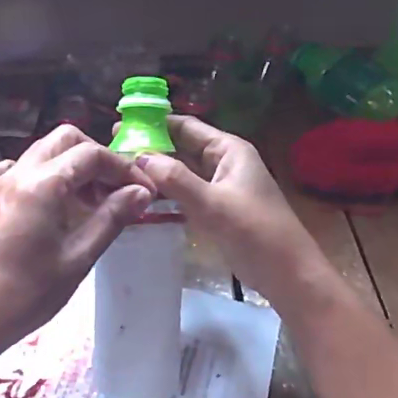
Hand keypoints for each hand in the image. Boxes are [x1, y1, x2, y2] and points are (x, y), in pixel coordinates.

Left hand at [0, 125, 152, 353]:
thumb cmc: (26, 293)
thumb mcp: (77, 257)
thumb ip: (110, 218)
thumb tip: (140, 192)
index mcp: (40, 183)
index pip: (91, 155)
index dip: (124, 168)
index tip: (145, 191)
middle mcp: (17, 174)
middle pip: (64, 141)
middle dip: (97, 158)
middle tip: (118, 191)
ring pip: (41, 153)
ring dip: (70, 166)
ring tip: (91, 202)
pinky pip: (15, 172)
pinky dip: (39, 176)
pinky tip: (48, 202)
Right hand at [135, 115, 329, 309]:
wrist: (287, 274)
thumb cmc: (256, 233)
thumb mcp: (212, 204)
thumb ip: (175, 179)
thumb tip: (138, 157)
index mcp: (229, 150)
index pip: (186, 126)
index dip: (153, 123)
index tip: (119, 126)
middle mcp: (223, 162)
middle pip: (180, 147)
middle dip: (149, 148)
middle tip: (110, 152)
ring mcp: (218, 186)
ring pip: (179, 172)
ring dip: (153, 172)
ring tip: (117, 173)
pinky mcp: (214, 208)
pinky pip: (183, 193)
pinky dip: (163, 192)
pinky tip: (139, 197)